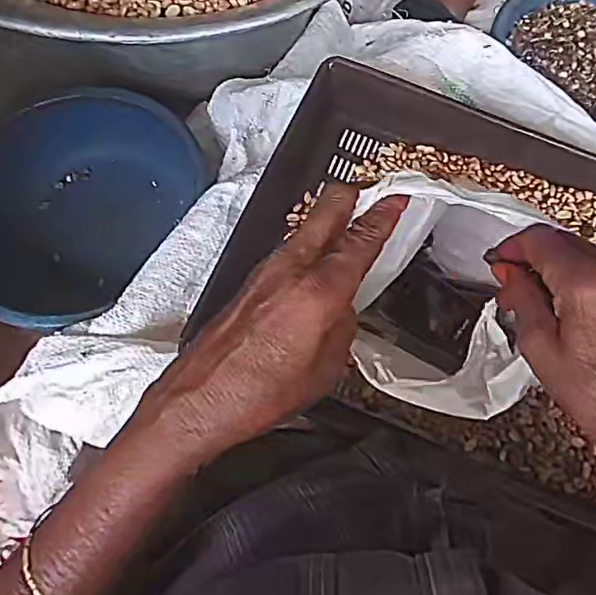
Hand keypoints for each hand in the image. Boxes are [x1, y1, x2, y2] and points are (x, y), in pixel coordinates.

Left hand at [133, 183, 405, 455]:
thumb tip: (343, 310)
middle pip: (328, 208)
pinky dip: (308, 248)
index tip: (396, 198)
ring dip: (329, 221)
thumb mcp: (327, 369)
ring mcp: (266, 271)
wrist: (199, 401)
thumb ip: (342, 327)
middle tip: (373, 193)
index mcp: (320, 290)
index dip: (385, 214)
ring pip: (307, 228)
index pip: (361, 238)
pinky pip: (289, 252)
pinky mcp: (250, 281)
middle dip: (354, 194)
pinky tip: (315, 268)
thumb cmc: (257, 393)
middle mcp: (291, 269)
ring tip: (349, 233)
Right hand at [487, 224, 595, 466]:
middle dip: (531, 258)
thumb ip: (521, 300)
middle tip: (511, 285)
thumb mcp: (540, 349)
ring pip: (582, 254)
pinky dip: (579, 279)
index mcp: (587, 282)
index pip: (540, 239)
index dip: (511, 247)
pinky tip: (567, 309)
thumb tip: (511, 275)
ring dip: (555, 269)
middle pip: (561, 241)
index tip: (499, 261)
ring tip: (537, 305)